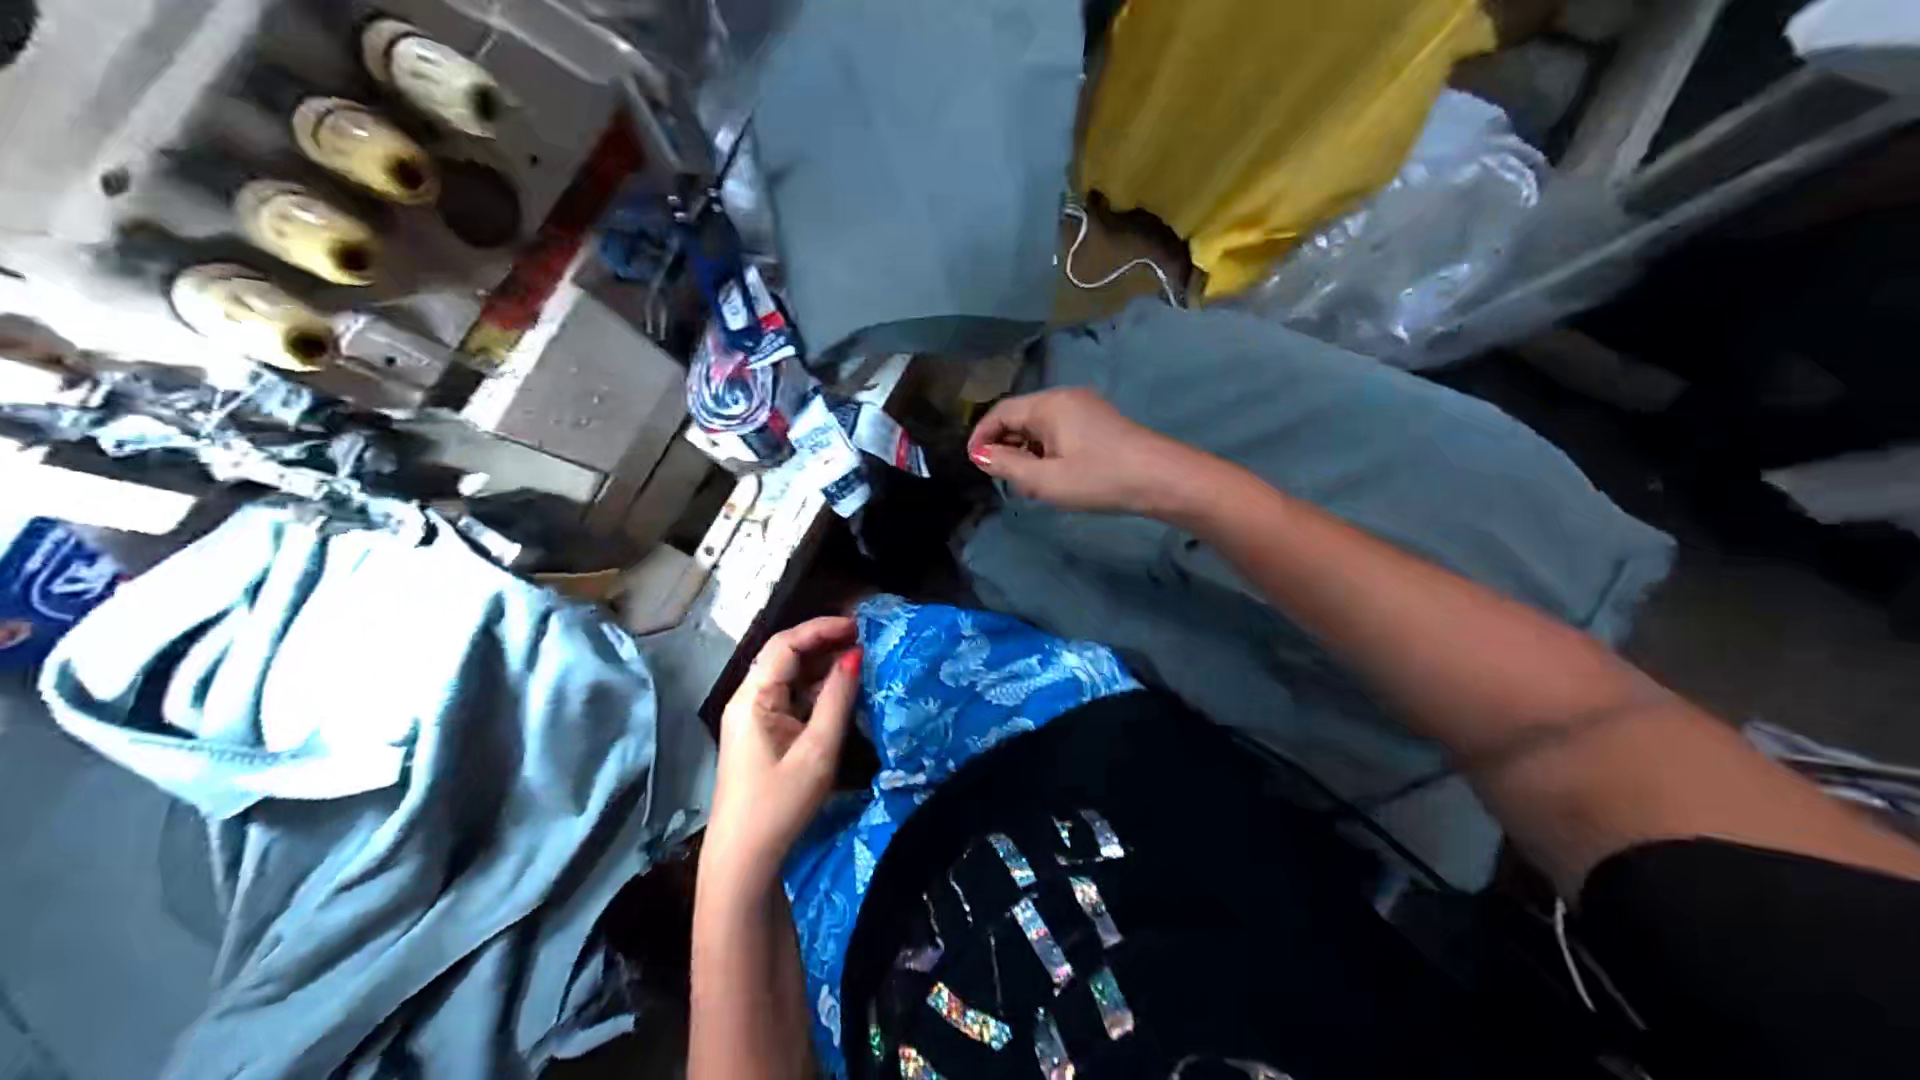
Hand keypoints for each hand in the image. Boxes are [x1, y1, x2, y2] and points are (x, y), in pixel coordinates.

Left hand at [704, 617, 861, 888]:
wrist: (743, 859)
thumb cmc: (780, 804)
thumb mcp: (818, 751)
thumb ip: (837, 699)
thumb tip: (855, 656)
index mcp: (753, 698)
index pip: (785, 644)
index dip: (821, 628)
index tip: (858, 625)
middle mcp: (748, 699)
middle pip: (785, 655)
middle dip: (824, 642)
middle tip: (864, 638)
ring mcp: (753, 717)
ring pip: (789, 676)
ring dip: (822, 665)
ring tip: (859, 659)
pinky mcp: (762, 733)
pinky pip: (790, 698)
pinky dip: (816, 689)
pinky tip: (841, 690)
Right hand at [967, 387, 1217, 516]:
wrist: (1162, 479)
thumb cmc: (1099, 479)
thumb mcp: (1045, 481)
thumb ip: (1007, 466)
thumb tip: (980, 455)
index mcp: (1048, 405)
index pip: (1000, 412)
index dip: (981, 437)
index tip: (973, 463)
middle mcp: (1064, 397)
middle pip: (1019, 415)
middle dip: (1003, 444)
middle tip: (1001, 477)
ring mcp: (1084, 407)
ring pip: (1039, 424)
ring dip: (1025, 449)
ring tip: (1026, 481)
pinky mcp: (1098, 421)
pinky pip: (1058, 429)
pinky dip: (1045, 448)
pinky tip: (1052, 473)